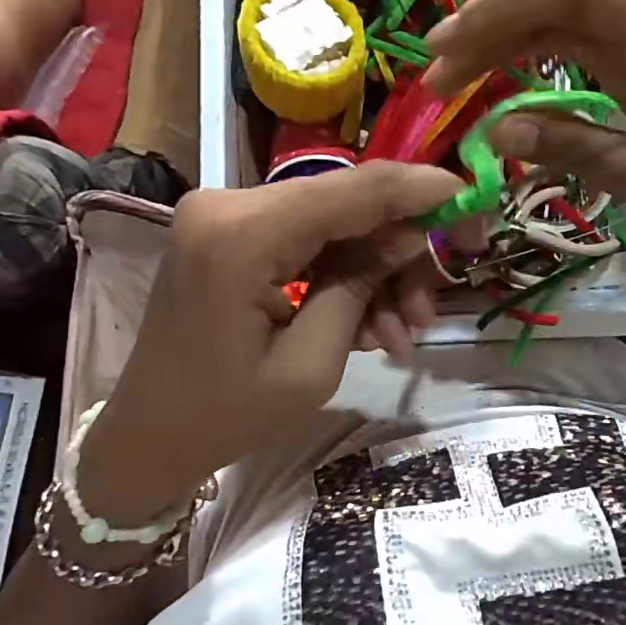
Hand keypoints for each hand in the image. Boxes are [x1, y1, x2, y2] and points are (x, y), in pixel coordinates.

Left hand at [76, 163, 461, 516]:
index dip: (423, 189)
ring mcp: (229, 216)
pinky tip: (369, 328)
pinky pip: (309, 243)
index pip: (355, 189)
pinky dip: (344, 279)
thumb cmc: (225, 416)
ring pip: (335, 227)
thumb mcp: (310, 364)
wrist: (149, 435)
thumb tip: (411, 234)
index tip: (476, 202)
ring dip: (377, 277)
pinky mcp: (233, 235)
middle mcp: (231, 204)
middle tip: (432, 309)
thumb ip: (361, 286)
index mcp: (242, 234)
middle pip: (348, 206)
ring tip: (400, 338)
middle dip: (401, 254)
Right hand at [423, 0, 625, 231]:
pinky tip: (500, 71)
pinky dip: (531, 45)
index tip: (448, 51)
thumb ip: (576, 151)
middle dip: (490, 19)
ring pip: (564, 3)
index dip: (503, 6)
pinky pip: (579, 27)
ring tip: (453, 72)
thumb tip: (493, 134)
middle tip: (435, 70)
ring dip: (504, 31)